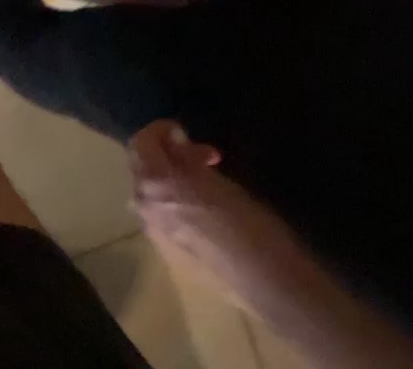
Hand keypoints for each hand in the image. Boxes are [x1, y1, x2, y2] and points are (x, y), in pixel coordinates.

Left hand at [128, 120, 311, 289]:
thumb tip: (175, 141)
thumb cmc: (253, 227)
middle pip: (142, 165)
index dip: (158, 130)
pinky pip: (159, 209)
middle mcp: (142, 201)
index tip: (180, 128)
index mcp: (153, 182)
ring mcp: (150, 225)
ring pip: (149, 187)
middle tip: (203, 155)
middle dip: (167, 154)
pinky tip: (198, 203)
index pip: (141, 142)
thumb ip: (189, 159)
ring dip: (169, 176)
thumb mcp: (222, 184)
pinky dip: (171, 197)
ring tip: (205, 178)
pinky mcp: (164, 244)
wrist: (272, 285)